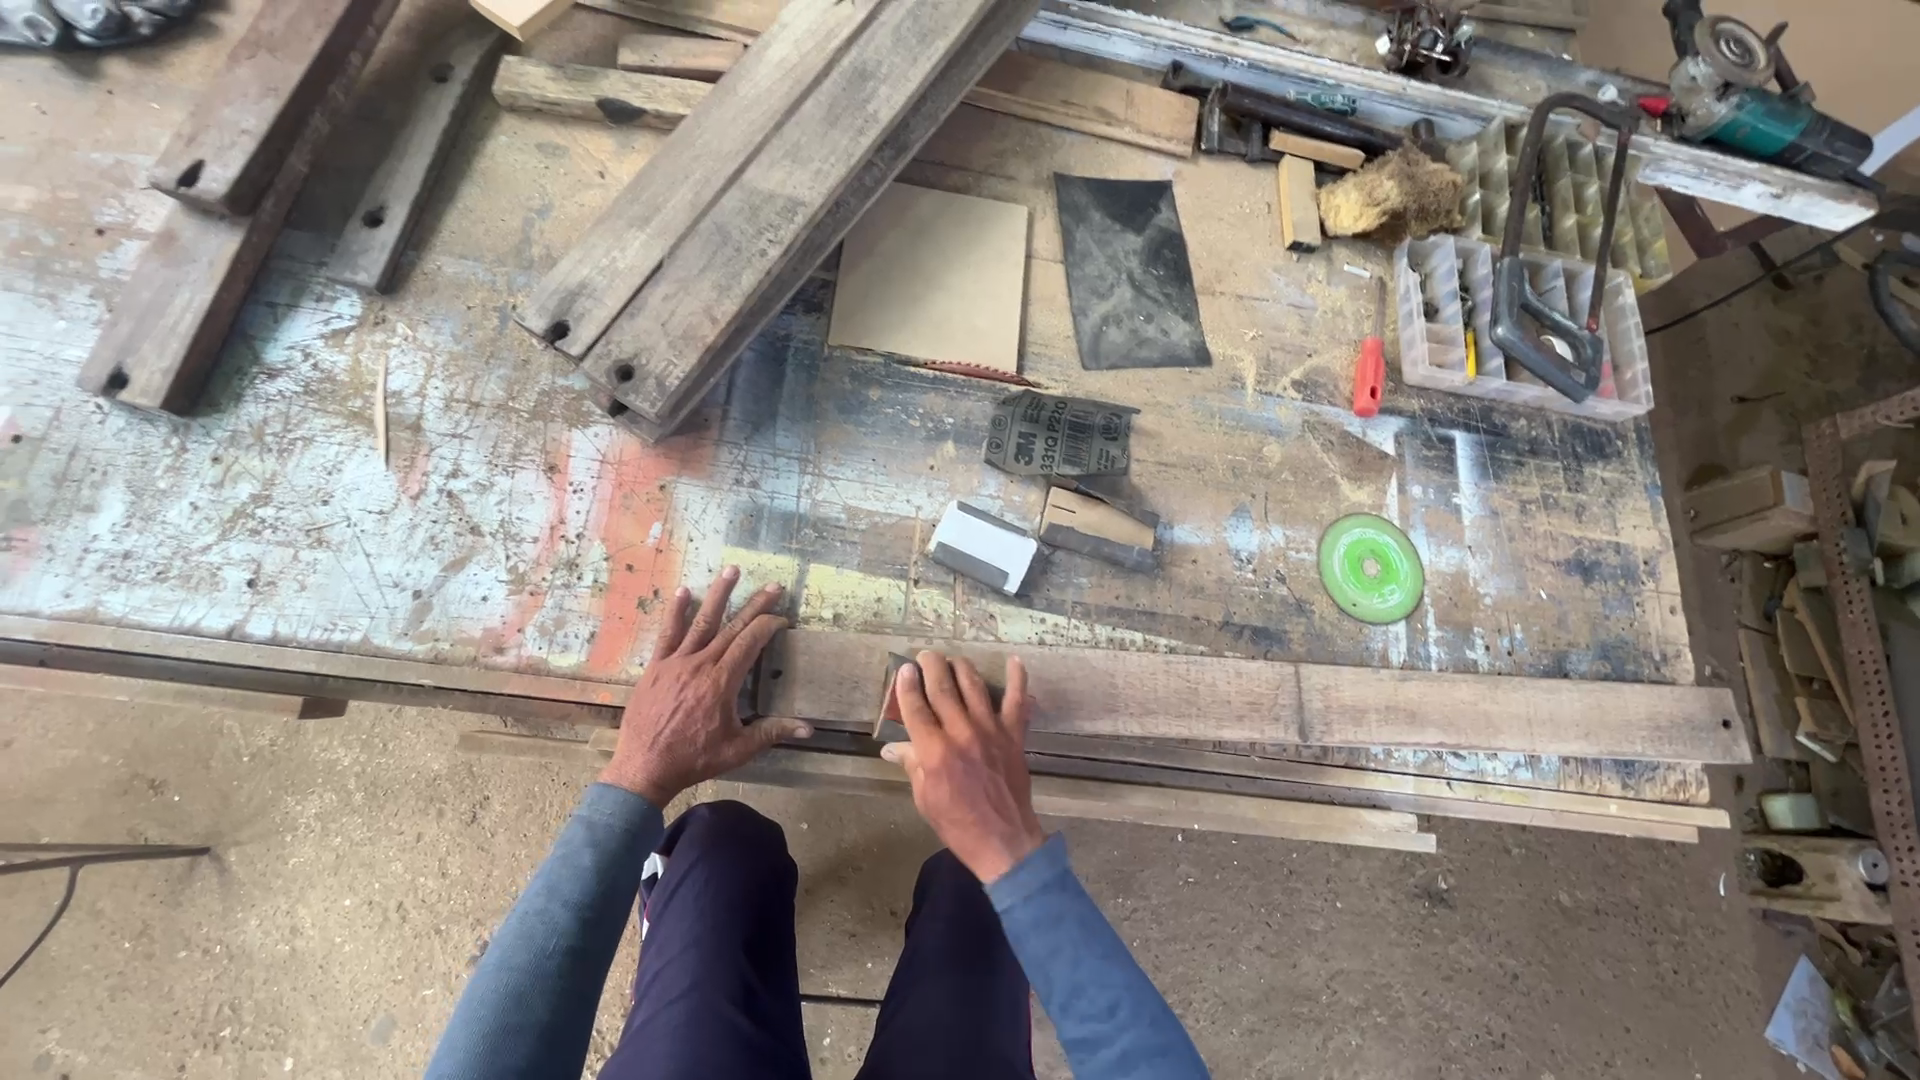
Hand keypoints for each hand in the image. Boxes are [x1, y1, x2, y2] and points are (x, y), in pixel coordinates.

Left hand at [599, 567, 810, 804]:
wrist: (645, 767)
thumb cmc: (695, 759)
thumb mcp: (739, 749)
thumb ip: (773, 733)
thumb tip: (808, 729)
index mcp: (722, 681)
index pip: (751, 641)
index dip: (769, 626)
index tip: (782, 620)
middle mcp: (701, 664)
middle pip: (733, 626)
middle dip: (755, 604)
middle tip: (773, 585)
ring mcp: (676, 662)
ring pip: (701, 621)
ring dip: (719, 594)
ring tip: (731, 570)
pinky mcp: (656, 667)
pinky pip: (667, 634)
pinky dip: (675, 612)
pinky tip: (683, 592)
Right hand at [881, 652, 1044, 883]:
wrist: (1003, 840)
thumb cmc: (957, 823)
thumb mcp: (924, 798)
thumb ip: (912, 765)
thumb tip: (893, 747)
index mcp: (934, 751)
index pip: (915, 707)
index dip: (907, 684)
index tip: (904, 669)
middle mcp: (960, 733)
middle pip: (943, 687)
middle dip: (931, 665)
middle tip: (926, 656)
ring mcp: (990, 731)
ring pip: (974, 686)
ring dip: (961, 666)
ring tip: (953, 659)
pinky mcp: (1013, 735)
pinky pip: (1017, 701)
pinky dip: (1017, 679)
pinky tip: (1014, 661)